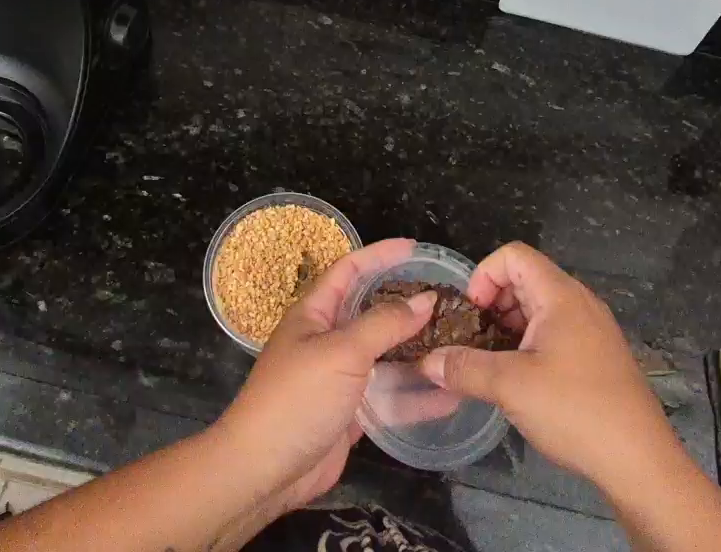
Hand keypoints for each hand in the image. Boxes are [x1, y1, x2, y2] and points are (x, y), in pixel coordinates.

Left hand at [212, 238, 436, 513]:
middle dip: (407, 304)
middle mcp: (328, 339)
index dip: (380, 255)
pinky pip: (390, 396)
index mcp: (315, 313)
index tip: (415, 248)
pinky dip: (417, 395)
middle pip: (373, 312)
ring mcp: (340, 378)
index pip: (350, 269)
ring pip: (386, 356)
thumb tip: (425, 298)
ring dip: (418, 351)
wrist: (262, 472)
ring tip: (457, 343)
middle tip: (448, 299)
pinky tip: (449, 394)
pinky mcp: (352, 413)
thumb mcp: (342, 352)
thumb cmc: (296, 398)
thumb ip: (385, 323)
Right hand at [420, 242, 680, 488]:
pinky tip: (520, 380)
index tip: (470, 314)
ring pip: (539, 308)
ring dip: (508, 327)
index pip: (514, 255)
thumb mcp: (510, 387)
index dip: (484, 275)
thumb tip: (427, 362)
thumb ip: (465, 368)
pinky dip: (529, 343)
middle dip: (492, 304)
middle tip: (473, 341)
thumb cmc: (575, 409)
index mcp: (560, 295)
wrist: (640, 460)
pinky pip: (555, 332)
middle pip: (525, 278)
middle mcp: (579, 302)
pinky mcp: (598, 355)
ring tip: (489, 362)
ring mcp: (592, 329)